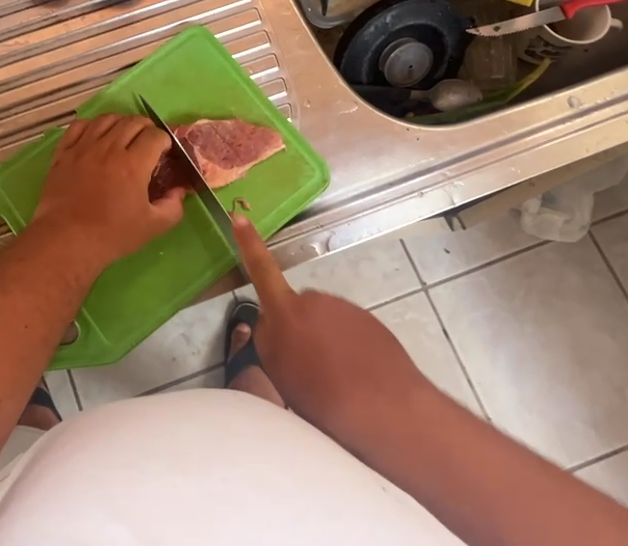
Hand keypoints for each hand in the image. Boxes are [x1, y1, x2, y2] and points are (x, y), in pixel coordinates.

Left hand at [29, 114, 185, 269]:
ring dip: (120, 122)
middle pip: (132, 122)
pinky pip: (78, 126)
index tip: (164, 152)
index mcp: (134, 163)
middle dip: (146, 128)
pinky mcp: (64, 153)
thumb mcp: (153, 226)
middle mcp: (109, 148)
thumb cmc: (112, 234)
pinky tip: (95, 135)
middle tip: (148, 142)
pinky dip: (91, 125)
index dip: (165, 140)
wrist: (67, 239)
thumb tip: (179, 191)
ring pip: (106, 119)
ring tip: (123, 134)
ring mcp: (84, 147)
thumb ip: (173, 206)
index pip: (155, 135)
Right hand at [230, 214, 436, 439]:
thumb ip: (270, 341)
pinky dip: (348, 349)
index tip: (239, 218)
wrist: (388, 409)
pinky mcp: (370, 322)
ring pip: (324, 322)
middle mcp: (315, 300)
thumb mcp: (279, 373)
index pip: (261, 270)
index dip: (248, 244)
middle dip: (297, 329)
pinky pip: (348, 331)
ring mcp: (345, 308)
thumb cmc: (323, 397)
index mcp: (286, 311)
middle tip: (304, 368)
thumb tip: (272, 324)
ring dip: (324, 342)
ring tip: (333, 380)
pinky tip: (354, 378)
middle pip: (295, 308)